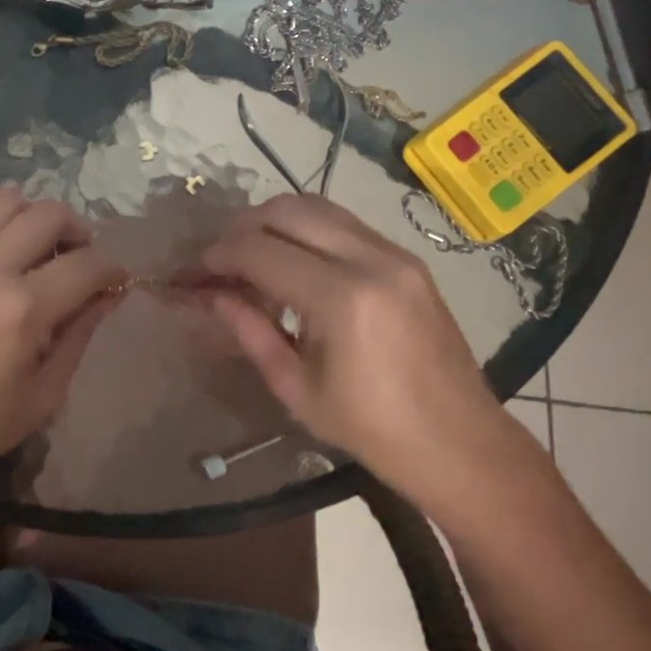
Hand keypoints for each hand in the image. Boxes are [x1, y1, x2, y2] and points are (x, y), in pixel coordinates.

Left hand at [0, 175, 126, 515]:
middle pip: (50, 217)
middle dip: (79, 233)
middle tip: (78, 261)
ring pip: (6, 200)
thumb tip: (108, 292)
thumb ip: (79, 334)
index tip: (114, 282)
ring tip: (37, 242)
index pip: (87, 265)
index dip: (112, 270)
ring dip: (33, 213)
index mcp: (23, 311)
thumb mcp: (45, 395)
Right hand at [199, 193, 505, 490]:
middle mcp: (372, 261)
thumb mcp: (293, 386)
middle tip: (218, 262)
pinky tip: (292, 267)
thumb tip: (207, 294)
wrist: (458, 442)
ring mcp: (396, 255)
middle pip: (287, 211)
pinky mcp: (409, 260)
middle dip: (241, 229)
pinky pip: (343, 225)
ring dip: (273, 224)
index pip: (259, 250)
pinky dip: (306, 232)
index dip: (216, 256)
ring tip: (250, 259)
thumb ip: (248, 330)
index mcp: (341, 299)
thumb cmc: (369, 428)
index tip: (191, 274)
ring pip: (317, 207)